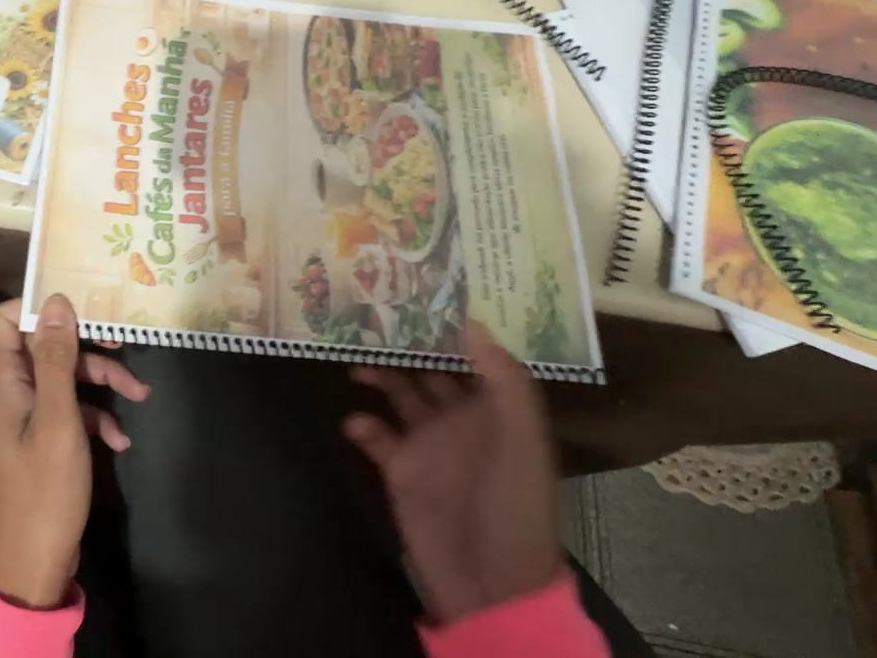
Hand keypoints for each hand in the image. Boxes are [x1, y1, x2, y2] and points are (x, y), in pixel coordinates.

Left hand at [0, 295, 148, 608]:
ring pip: (66, 377)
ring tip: (139, 395)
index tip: (81, 304)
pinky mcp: (48, 439)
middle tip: (122, 345)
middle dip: (86, 345)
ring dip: (102, 381)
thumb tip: (57, 300)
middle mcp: (14, 391)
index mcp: (5, 381)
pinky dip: (99, 417)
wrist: (34, 566)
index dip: (38, 305)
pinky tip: (120, 440)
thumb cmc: (43, 490)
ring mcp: (30, 416)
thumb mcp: (58, 419)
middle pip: (46, 344)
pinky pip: (74, 410)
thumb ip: (57, 359)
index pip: (5, 319)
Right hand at [344, 321, 561, 623]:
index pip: (469, 354)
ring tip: (354, 361)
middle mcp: (458, 417)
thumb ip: (503, 381)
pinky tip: (355, 422)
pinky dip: (362, 424)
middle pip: (426, 367)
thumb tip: (470, 320)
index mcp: (492, 408)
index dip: (447, 325)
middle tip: (369, 313)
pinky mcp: (398, 469)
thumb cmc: (514, 505)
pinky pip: (374, 435)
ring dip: (378, 374)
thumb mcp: (522, 441)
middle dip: (402, 342)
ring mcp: (426, 443)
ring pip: (396, 393)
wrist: (492, 583)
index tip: (417, 292)